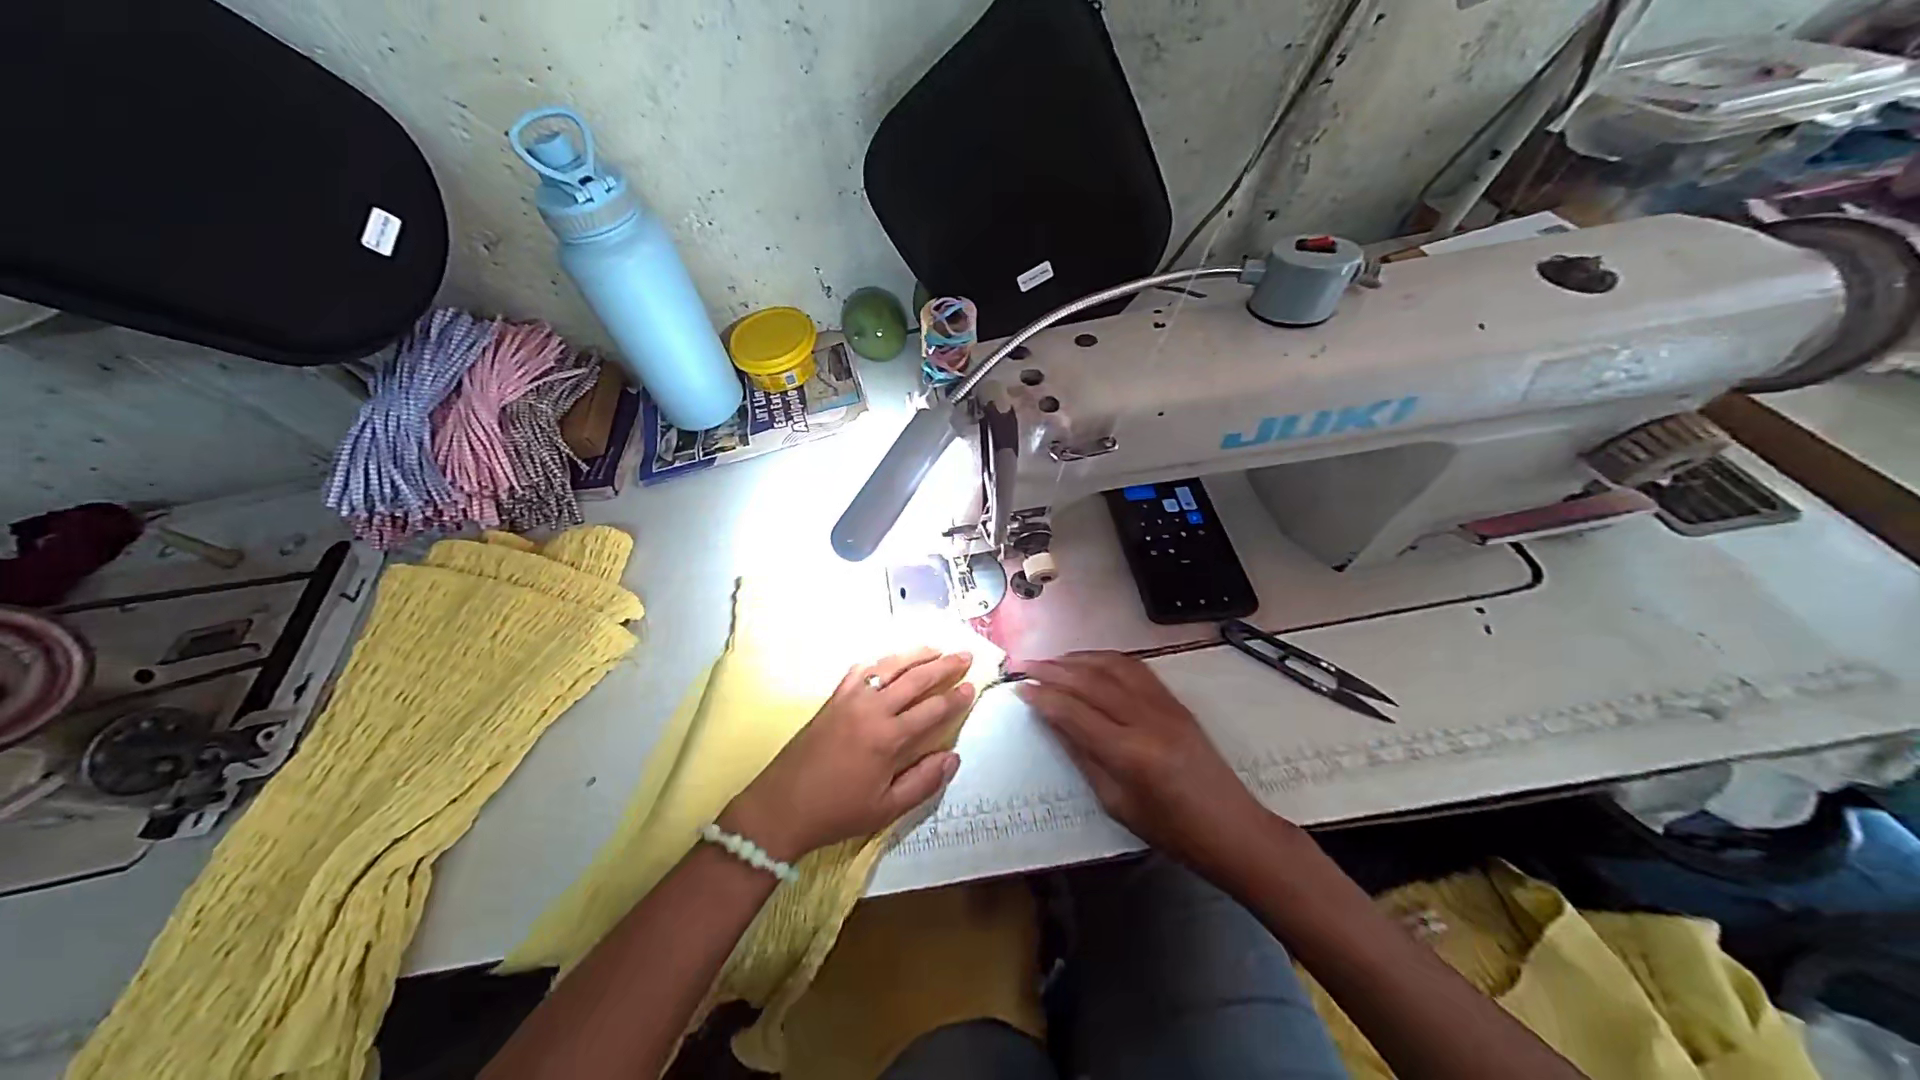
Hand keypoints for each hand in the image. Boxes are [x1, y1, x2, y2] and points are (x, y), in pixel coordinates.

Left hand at [721, 648, 974, 861]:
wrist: (781, 807)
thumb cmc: (837, 812)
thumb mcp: (886, 809)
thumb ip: (923, 782)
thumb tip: (952, 757)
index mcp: (889, 738)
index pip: (933, 710)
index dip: (956, 698)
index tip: (972, 687)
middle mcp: (872, 709)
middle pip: (915, 679)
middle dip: (944, 665)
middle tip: (964, 655)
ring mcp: (849, 700)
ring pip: (889, 667)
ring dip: (915, 655)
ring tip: (935, 649)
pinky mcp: (832, 700)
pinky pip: (859, 671)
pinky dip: (878, 662)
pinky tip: (888, 662)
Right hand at [1017, 652, 1266, 876]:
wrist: (1232, 829)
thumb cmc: (1170, 830)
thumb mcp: (1115, 802)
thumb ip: (1083, 755)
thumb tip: (1052, 720)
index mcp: (1130, 753)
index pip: (1075, 712)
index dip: (1043, 697)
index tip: (1019, 688)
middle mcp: (1148, 719)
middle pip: (1091, 682)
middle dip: (1054, 670)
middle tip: (1026, 665)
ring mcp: (1166, 705)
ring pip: (1114, 666)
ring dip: (1079, 658)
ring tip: (1053, 660)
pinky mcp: (1176, 702)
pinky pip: (1137, 669)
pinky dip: (1107, 659)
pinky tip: (1091, 662)